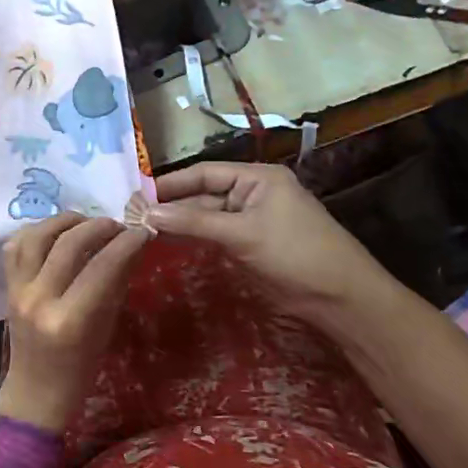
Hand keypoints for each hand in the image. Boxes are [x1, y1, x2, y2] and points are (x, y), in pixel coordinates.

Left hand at [0, 213, 150, 431]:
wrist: (36, 392)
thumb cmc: (80, 370)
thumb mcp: (106, 329)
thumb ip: (116, 285)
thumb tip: (132, 245)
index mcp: (70, 320)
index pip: (103, 266)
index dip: (127, 242)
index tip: (143, 231)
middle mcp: (40, 300)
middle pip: (70, 243)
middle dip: (100, 226)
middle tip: (119, 226)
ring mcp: (18, 292)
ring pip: (37, 236)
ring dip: (66, 222)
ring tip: (87, 222)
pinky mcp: (6, 288)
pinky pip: (15, 246)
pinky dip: (37, 231)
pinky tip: (57, 233)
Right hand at [148, 162, 385, 320]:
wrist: (335, 294)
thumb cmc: (294, 252)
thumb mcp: (242, 233)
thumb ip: (194, 223)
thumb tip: (148, 214)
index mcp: (257, 178)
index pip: (206, 173)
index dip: (172, 183)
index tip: (138, 192)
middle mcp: (252, 194)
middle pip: (204, 195)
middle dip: (172, 205)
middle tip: (132, 215)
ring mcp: (250, 221)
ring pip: (207, 218)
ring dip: (179, 223)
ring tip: (141, 228)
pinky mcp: (249, 245)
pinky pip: (214, 236)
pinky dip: (193, 238)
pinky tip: (167, 241)